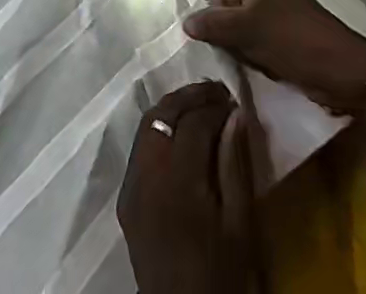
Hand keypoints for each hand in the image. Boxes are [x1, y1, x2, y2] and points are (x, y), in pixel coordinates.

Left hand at [117, 81, 255, 293]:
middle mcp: (147, 175)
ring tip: (199, 105)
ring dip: (171, 109)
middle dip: (188, 96)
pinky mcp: (125, 199)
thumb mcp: (241, 224)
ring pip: (145, 127)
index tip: (234, 100)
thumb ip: (236, 165)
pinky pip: (139, 150)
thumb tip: (237, 115)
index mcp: (179, 182)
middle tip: (216, 90)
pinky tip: (178, 134)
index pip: (193, 123)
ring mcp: (130, 186)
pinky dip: (158, 131)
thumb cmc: (223, 275)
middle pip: (162, 114)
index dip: (214, 105)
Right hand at [182, 0, 365, 111]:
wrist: (340, 70)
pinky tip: (232, 58)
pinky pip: (254, 33)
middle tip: (194, 22)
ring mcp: (278, 12)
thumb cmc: (290, 37)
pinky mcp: (285, 36)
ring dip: (226, 28)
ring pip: (242, 14)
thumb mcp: (244, 29)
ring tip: (208, 43)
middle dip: (213, 5)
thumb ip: (211, 24)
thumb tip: (188, 22)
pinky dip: (241, 42)